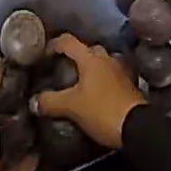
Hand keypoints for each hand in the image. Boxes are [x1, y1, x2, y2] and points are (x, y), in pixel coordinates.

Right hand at [29, 34, 145, 149]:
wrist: (138, 128)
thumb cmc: (102, 110)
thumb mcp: (72, 107)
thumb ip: (50, 102)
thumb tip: (33, 101)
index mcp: (90, 58)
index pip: (68, 41)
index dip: (54, 44)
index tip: (44, 54)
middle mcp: (105, 59)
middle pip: (87, 49)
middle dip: (75, 56)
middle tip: (63, 67)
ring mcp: (119, 71)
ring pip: (101, 62)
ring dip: (90, 68)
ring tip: (79, 81)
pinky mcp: (128, 85)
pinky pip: (110, 75)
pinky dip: (101, 79)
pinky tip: (95, 93)